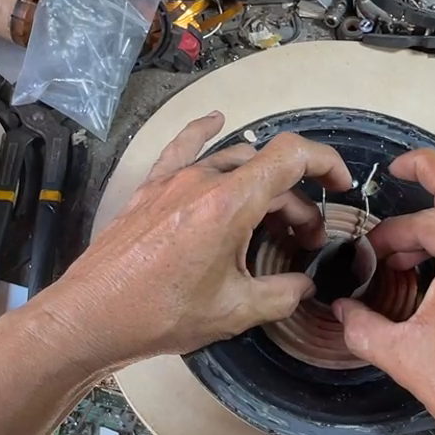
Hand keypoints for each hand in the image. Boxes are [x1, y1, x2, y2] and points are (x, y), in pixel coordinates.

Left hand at [36, 112, 352, 369]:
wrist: (92, 315)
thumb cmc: (163, 314)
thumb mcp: (235, 311)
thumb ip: (282, 293)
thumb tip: (304, 285)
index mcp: (229, 203)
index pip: (292, 156)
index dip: (326, 163)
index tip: (342, 187)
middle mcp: (202, 179)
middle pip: (266, 169)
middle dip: (297, 201)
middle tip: (305, 242)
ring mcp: (173, 180)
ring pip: (232, 162)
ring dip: (262, 185)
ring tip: (272, 219)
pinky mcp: (151, 189)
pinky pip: (184, 148)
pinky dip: (205, 133)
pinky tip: (215, 119)